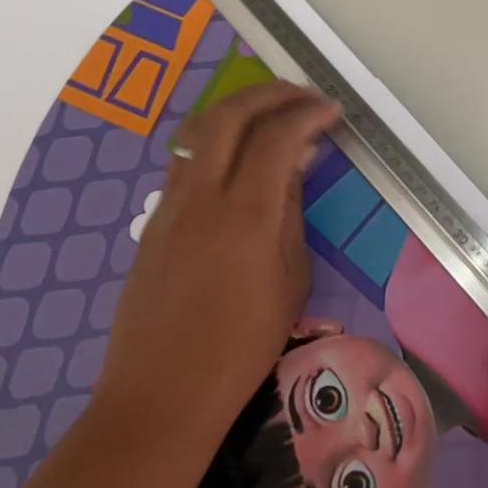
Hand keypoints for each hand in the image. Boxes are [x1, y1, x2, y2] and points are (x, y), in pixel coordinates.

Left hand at [92, 82, 338, 439]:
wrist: (162, 393)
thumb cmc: (241, 348)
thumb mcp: (289, 280)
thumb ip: (290, 212)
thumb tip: (295, 163)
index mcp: (245, 215)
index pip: (277, 136)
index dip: (308, 113)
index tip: (333, 111)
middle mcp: (202, 196)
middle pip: (230, 115)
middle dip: (271, 94)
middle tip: (303, 96)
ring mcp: (170, 205)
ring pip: (198, 131)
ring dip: (238, 110)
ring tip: (271, 115)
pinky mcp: (154, 221)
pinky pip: (185, 160)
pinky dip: (216, 140)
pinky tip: (238, 159)